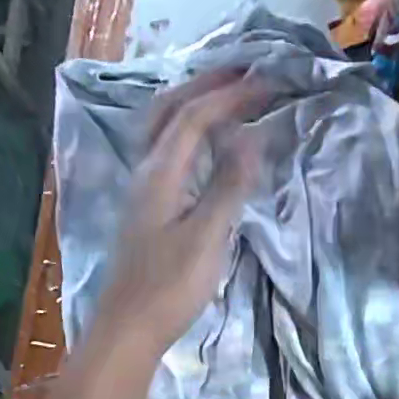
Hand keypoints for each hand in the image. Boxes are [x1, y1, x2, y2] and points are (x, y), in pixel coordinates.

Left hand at [96, 68, 266, 355]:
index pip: (195, 117)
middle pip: (169, 110)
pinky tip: (202, 142)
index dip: (231, 96)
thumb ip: (229, 185)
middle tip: (242, 71)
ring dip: (191, 102)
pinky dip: (187, 130)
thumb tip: (253, 137)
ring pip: (161, 127)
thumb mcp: (207, 237)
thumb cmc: (170, 286)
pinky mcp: (146, 207)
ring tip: (223, 94)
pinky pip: (165, 150)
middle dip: (206, 84)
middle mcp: (145, 170)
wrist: (129, 326)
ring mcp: (142, 188)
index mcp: (159, 172)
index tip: (268, 82)